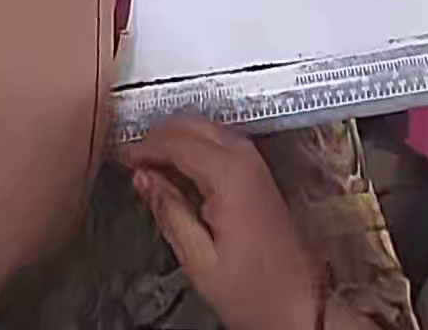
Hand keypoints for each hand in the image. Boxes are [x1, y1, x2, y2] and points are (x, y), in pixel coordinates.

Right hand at [122, 114, 324, 329]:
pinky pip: (214, 139)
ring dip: (174, 137)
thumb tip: (143, 177)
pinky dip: (190, 144)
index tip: (124, 160)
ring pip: (202, 126)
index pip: (176, 141)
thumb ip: (169, 211)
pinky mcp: (254, 167)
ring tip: (149, 164)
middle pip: (190, 123)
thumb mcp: (201, 260)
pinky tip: (176, 168)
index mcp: (228, 172)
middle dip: (158, 136)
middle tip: (134, 160)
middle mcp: (242, 154)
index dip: (146, 148)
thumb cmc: (255, 290)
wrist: (303, 304)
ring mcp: (251, 157)